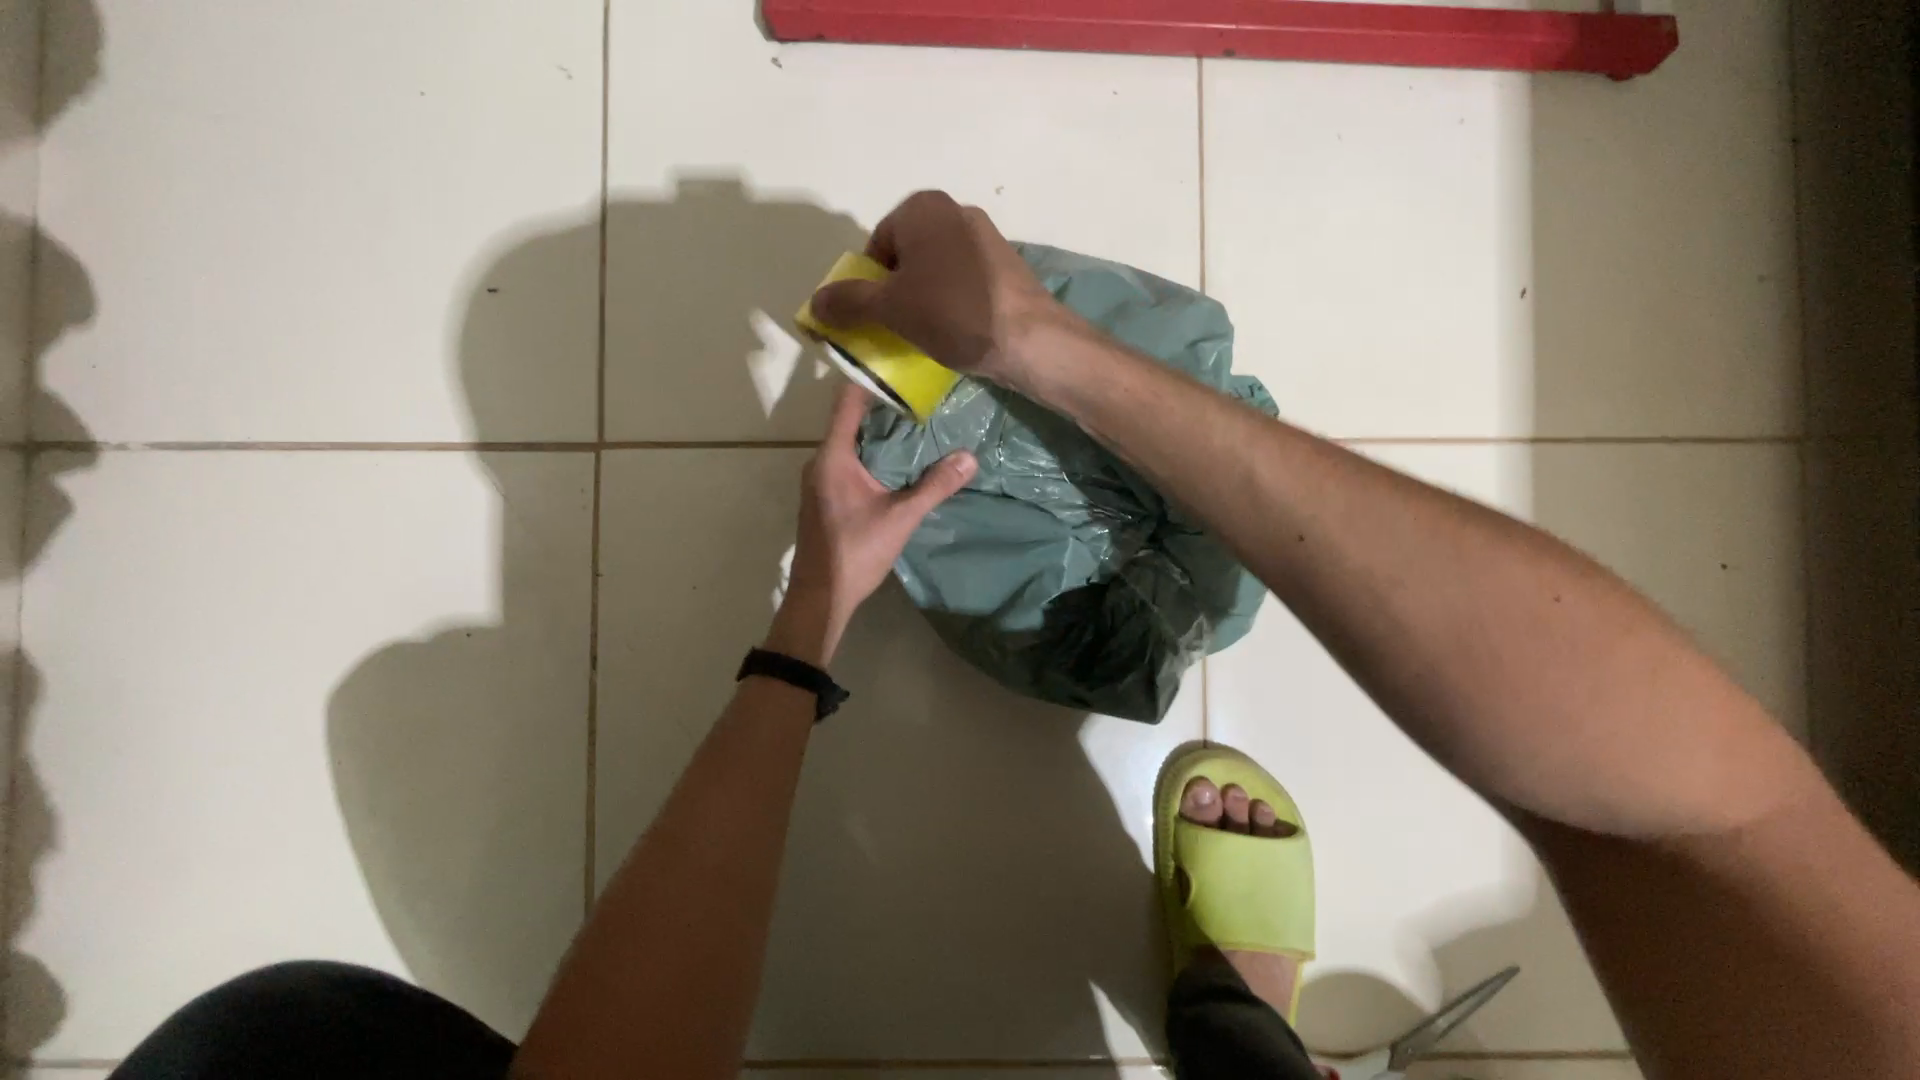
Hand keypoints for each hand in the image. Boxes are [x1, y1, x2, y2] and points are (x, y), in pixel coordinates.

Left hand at [773, 382, 976, 664]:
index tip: (903, 367)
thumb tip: (970, 457)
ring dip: (880, 433)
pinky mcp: (825, 497)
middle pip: (851, 419)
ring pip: (851, 443)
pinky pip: (849, 462)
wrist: (820, 597)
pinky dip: (873, 454)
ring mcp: (820, 480)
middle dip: (885, 407)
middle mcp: (821, 461)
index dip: (873, 379)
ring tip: (919, 424)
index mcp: (833, 457)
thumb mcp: (901, 518)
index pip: (848, 401)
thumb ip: (935, 486)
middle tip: (924, 395)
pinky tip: (900, 462)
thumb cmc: (855, 553)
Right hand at [807, 190, 1077, 387]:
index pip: (877, 246)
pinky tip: (958, 332)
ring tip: (929, 334)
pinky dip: (953, 304)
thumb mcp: (889, 309)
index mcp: (922, 207)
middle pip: (906, 256)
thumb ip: (848, 302)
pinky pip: (963, 282)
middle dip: (897, 292)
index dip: (869, 285)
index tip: (877, 317)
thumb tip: (815, 303)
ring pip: (936, 271)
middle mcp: (955, 211)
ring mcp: (985, 237)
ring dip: (924, 300)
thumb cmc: (952, 313)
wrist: (1028, 339)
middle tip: (899, 327)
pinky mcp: (1006, 266)